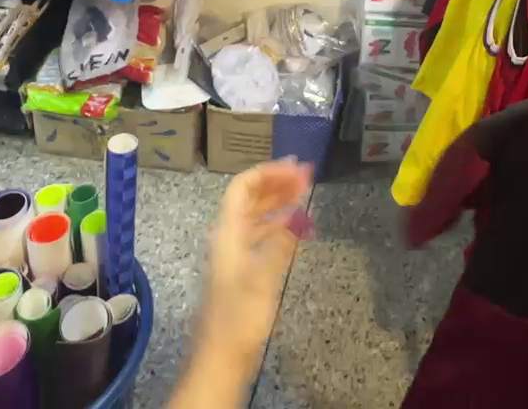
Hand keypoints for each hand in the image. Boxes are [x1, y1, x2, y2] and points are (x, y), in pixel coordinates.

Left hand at [196, 157, 313, 360]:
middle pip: (250, 198)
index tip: (295, 167)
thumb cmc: (239, 318)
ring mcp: (235, 254)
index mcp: (227, 232)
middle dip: (277, 183)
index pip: (243, 187)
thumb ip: (282, 242)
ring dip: (279, 201)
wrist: (221, 361)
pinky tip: (296, 225)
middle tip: (306, 174)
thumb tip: (301, 214)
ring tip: (305, 192)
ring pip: (257, 215)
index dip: (268, 172)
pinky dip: (279, 224)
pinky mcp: (243, 271)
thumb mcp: (264, 277)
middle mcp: (228, 237)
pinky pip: (261, 235)